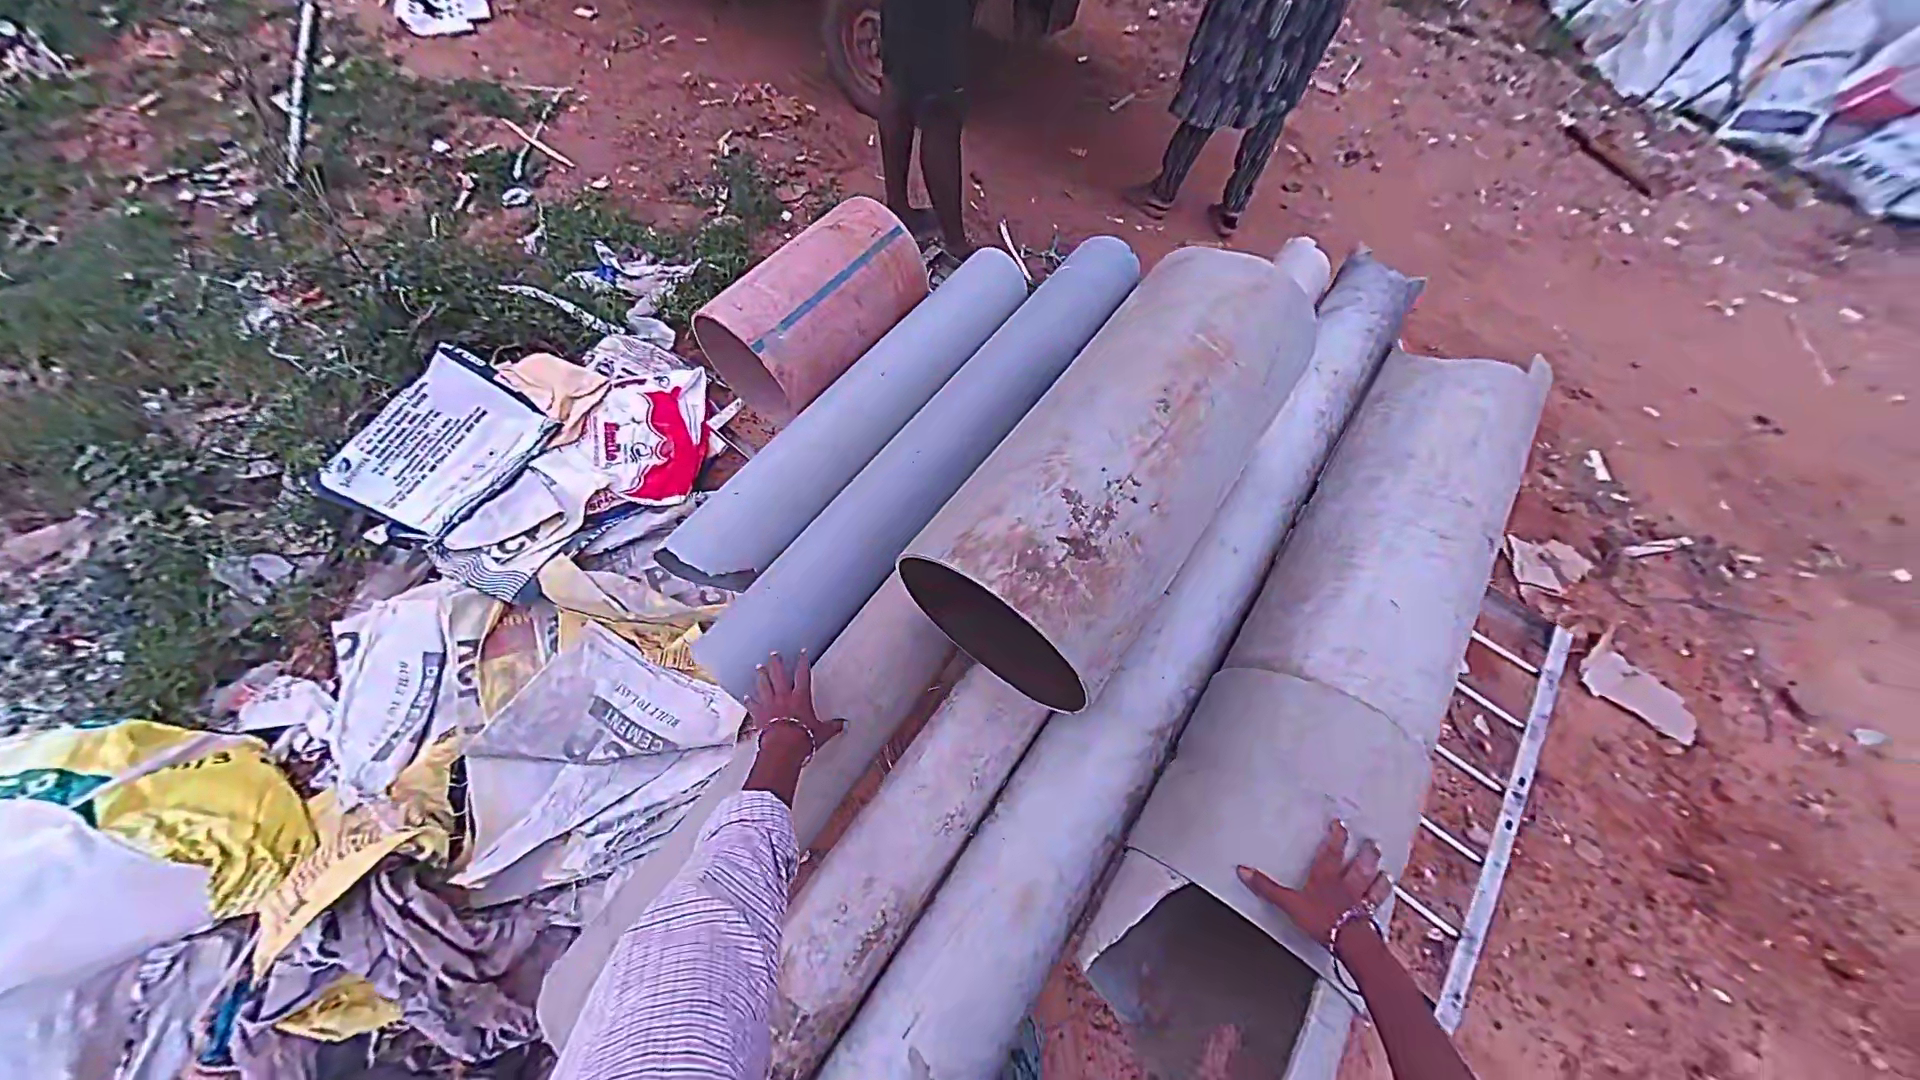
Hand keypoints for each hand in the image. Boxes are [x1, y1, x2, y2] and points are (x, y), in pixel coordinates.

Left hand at [746, 651, 843, 756]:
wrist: (782, 748)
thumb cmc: (802, 738)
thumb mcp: (822, 732)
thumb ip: (832, 726)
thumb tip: (844, 725)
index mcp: (800, 697)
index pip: (802, 674)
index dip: (803, 662)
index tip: (802, 652)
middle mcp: (783, 696)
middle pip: (778, 674)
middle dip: (776, 663)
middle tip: (774, 654)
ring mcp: (769, 704)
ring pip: (763, 685)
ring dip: (761, 675)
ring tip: (759, 667)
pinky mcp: (758, 715)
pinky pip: (752, 704)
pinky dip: (749, 700)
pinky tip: (746, 696)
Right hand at [1237, 819, 1390, 947]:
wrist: (1351, 944)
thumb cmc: (1321, 920)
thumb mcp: (1289, 903)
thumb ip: (1267, 888)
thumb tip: (1244, 871)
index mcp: (1326, 876)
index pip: (1332, 852)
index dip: (1336, 837)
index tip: (1341, 825)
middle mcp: (1346, 885)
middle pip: (1358, 865)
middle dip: (1364, 854)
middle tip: (1372, 843)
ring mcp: (1361, 902)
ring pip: (1372, 884)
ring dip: (1378, 876)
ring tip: (1385, 870)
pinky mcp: (1370, 920)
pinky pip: (1378, 906)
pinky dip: (1383, 900)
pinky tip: (1388, 898)